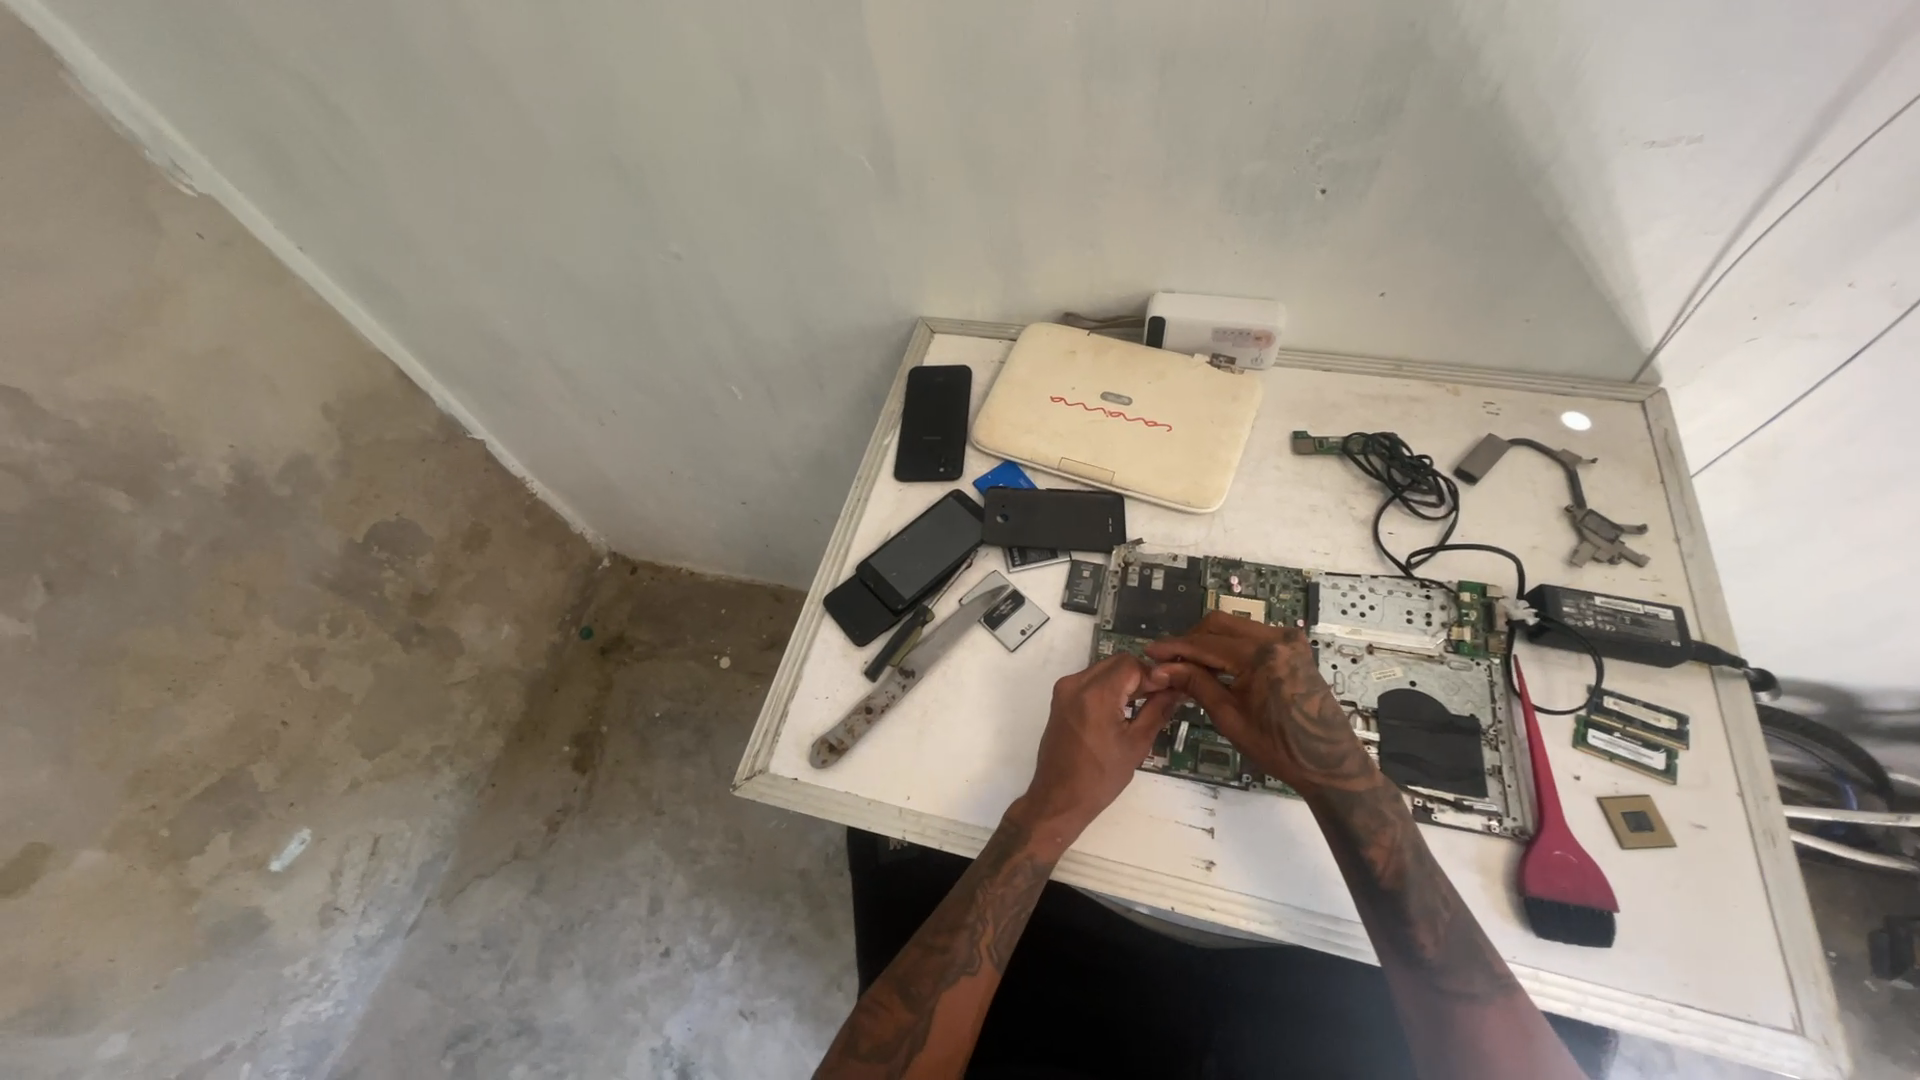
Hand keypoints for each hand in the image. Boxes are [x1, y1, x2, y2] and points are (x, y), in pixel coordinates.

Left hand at [1012, 654, 1183, 842]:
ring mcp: (1064, 690)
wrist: (1059, 797)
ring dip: (1124, 681)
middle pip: (1116, 663)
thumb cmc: (1100, 777)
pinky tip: (1123, 708)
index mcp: (1095, 694)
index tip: (1170, 691)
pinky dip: (1108, 687)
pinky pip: (1089, 681)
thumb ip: (1157, 711)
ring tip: (1144, 704)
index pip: (1131, 664)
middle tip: (1160, 697)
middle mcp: (1075, 684)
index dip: (1154, 675)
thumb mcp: (1136, 745)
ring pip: (1103, 669)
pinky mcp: (1060, 699)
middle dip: (1140, 676)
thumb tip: (1176, 690)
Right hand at [1145, 612, 1371, 797]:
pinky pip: (1252, 636)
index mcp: (1261, 655)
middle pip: (1219, 624)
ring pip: (1235, 627)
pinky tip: (1215, 665)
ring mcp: (1289, 640)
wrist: (1329, 763)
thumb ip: (1196, 684)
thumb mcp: (1229, 717)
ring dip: (1209, 642)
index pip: (1206, 643)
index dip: (1174, 648)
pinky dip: (1230, 646)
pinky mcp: (1294, 648)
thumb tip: (1161, 668)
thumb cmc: (1279, 747)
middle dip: (1191, 640)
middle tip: (1169, 661)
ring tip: (1189, 665)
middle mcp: (1277, 638)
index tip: (1149, 652)